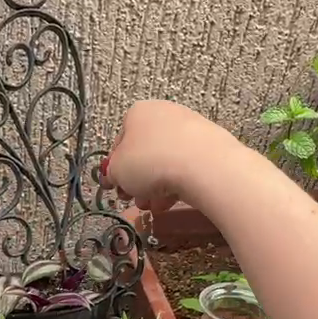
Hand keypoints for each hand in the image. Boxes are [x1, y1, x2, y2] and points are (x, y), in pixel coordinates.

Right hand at [104, 100, 237, 210]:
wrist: (200, 164)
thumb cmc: (149, 162)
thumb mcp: (116, 171)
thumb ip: (111, 173)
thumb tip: (114, 175)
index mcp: (136, 113)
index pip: (118, 144)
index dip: (115, 170)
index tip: (117, 188)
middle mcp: (162, 113)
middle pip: (142, 154)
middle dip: (137, 182)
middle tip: (135, 200)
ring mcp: (187, 126)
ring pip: (162, 162)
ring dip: (154, 187)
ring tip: (155, 205)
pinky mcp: (206, 143)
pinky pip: (183, 165)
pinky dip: (176, 183)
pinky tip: (172, 200)